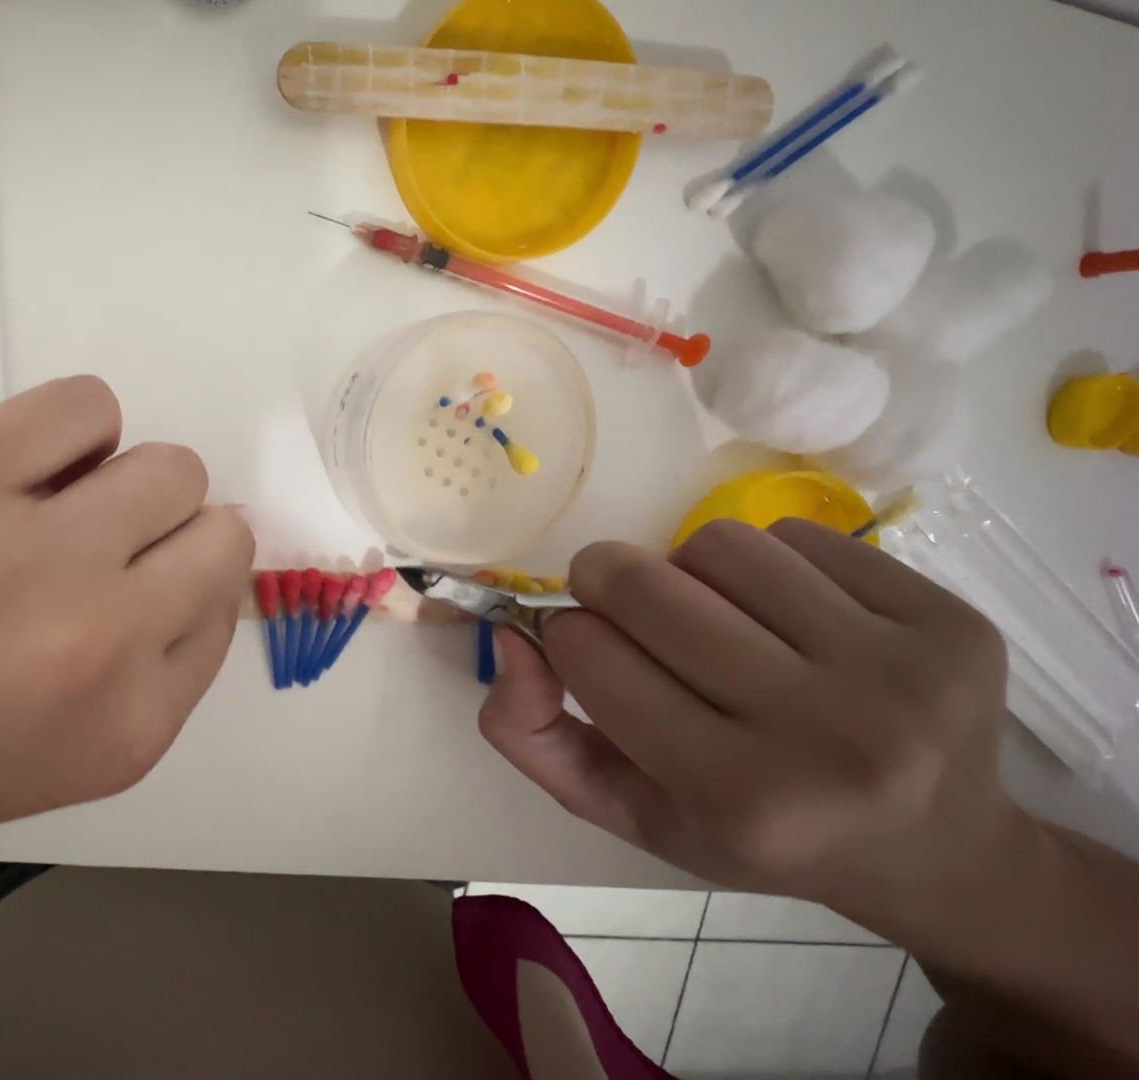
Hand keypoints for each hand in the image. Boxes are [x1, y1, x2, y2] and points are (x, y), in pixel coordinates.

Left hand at [0, 376, 253, 858]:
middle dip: (175, 533)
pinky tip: (25, 463)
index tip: (143, 581)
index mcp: (130, 729)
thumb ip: (139, 678)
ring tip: (58, 503)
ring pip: (169, 465)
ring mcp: (36, 551)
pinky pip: (88, 404)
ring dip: (128, 480)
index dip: (185, 588)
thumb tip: (182, 570)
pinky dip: (76, 425)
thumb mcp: (54, 760)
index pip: (223, 612)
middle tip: (101, 543)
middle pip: (219, 532)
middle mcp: (106, 640)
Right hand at [478, 518, 1026, 929]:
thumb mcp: (619, 808)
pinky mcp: (952, 622)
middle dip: (602, 578)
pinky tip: (779, 615)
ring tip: (706, 614)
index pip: (588, 652)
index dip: (565, 639)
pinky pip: (797, 536)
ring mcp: (902, 671)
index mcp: (734, 794)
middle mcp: (827, 735)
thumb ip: (530, 733)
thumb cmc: (749, 834)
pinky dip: (762, 562)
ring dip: (684, 568)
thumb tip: (511, 633)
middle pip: (646, 585)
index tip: (586, 655)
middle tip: (615, 601)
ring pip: (718, 545)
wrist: (933, 853)